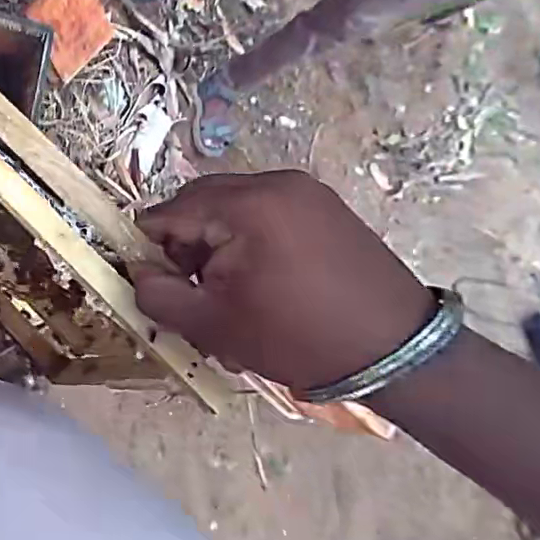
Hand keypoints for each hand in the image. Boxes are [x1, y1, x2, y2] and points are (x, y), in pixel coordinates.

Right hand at [129, 171, 436, 391]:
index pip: (166, 214)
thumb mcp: (211, 323)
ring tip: (228, 286)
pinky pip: (260, 210)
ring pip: (226, 206)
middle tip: (194, 286)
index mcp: (244, 204)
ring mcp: (304, 191)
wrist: (402, 356)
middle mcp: (274, 183)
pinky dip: (244, 237)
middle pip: (196, 203)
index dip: (152, 250)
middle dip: (183, 243)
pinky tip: (259, 276)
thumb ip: (156, 292)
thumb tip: (137, 271)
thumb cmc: (298, 337)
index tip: (162, 285)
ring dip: (212, 240)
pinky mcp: (323, 206)